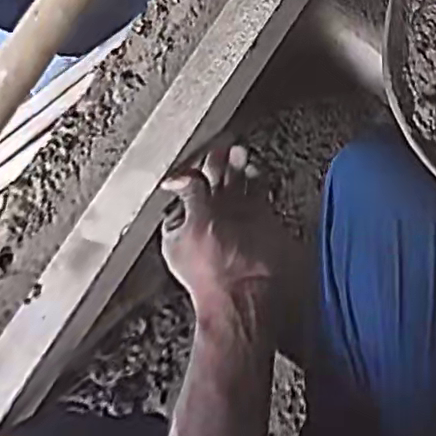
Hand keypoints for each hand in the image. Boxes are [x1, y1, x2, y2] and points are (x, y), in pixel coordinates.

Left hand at [161, 145, 296, 326]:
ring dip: (237, 164)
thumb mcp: (194, 225)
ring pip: (235, 181)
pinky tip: (253, 166)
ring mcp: (235, 217)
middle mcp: (210, 219)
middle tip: (221, 143)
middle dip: (216, 162)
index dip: (192, 167)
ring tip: (238, 150)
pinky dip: (256, 176)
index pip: (186, 186)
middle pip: (212, 180)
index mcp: (183, 225)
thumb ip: (191, 194)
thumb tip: (177, 175)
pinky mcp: (259, 218)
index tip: (197, 148)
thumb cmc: (213, 268)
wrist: (249, 291)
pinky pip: (257, 189)